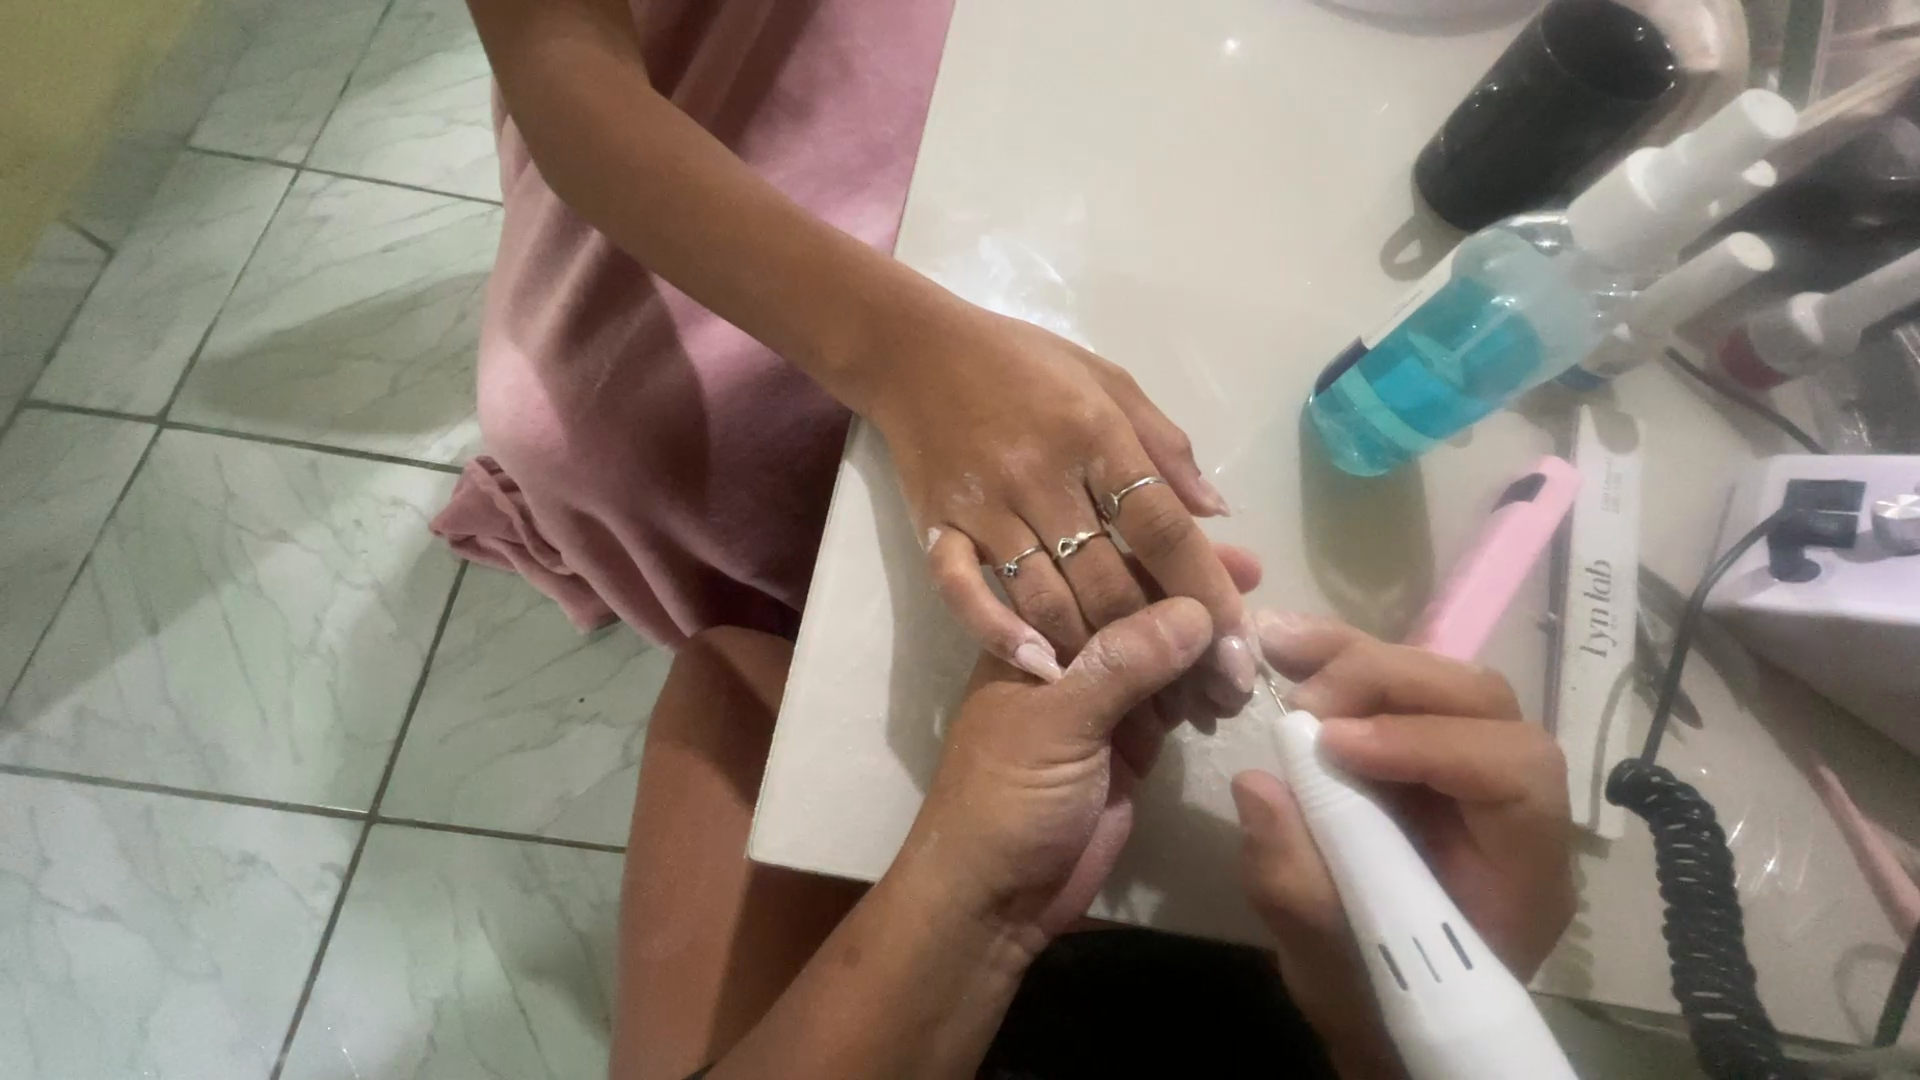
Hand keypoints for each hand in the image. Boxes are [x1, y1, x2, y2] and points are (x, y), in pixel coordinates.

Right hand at [866, 302, 1255, 718]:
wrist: (916, 353)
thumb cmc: (1022, 362)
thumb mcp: (1107, 380)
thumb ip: (1165, 445)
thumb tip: (1217, 513)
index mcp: (1093, 435)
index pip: (1161, 526)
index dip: (1205, 587)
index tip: (1236, 639)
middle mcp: (1040, 477)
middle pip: (1108, 578)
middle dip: (1158, 641)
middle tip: (1194, 687)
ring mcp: (984, 508)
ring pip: (1045, 597)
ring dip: (1092, 651)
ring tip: (1137, 693)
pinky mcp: (937, 528)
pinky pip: (962, 592)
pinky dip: (998, 632)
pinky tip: (1039, 665)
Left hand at [893, 597, 1216, 957]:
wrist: (995, 897)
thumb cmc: (1006, 799)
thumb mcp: (1057, 724)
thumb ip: (1121, 664)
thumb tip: (1194, 609)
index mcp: (1035, 635)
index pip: (1103, 576)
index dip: (1164, 563)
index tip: (1230, 559)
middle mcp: (1070, 657)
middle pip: (1143, 613)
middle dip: (1197, 611)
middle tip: (1252, 612)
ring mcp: (1101, 700)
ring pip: (1165, 658)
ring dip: (1207, 659)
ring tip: (1241, 670)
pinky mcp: (1128, 741)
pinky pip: (1173, 703)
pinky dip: (1201, 698)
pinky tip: (1226, 701)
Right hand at [1229, 614, 1575, 1077]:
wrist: (1380, 1000)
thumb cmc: (1371, 996)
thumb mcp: (1326, 965)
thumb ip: (1295, 886)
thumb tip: (1256, 784)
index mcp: (1519, 868)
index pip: (1511, 771)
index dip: (1424, 742)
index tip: (1330, 745)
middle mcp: (1506, 801)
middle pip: (1479, 702)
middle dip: (1386, 682)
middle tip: (1300, 703)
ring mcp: (1460, 764)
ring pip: (1435, 679)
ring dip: (1354, 656)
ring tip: (1277, 647)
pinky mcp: (1412, 745)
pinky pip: (1387, 685)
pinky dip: (1334, 659)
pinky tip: (1283, 646)